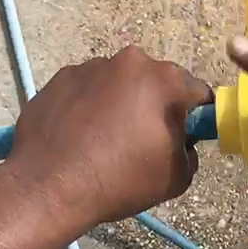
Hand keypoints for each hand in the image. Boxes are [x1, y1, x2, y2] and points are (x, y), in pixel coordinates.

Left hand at [4, 46, 213, 228]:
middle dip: (155, 105)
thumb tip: (181, 142)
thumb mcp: (177, 178)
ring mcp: (92, 66)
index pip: (198, 93)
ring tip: (105, 139)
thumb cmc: (120, 181)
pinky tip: (80, 134)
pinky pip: (87, 89)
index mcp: (166, 81)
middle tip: (142, 140)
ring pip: (119, 83)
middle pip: (156, 82)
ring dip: (120, 103)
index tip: (184, 136)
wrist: (49, 186)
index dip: (196, 117)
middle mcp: (131, 62)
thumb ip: (190, 152)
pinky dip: (89, 105)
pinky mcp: (61, 77)